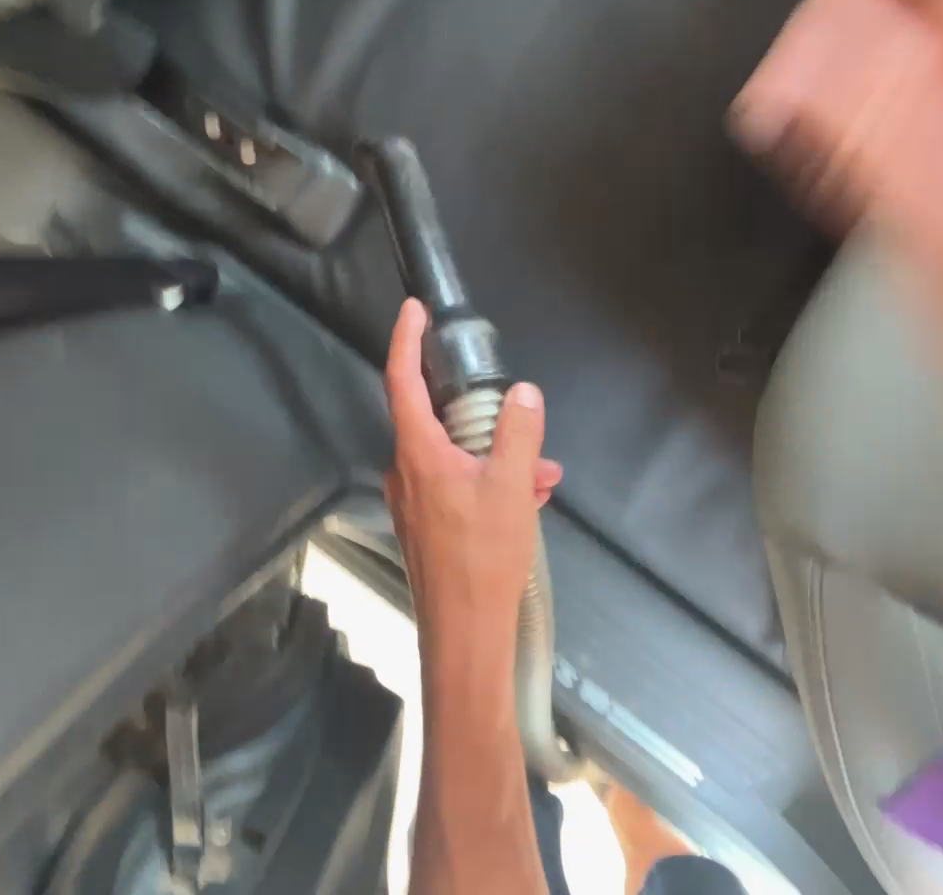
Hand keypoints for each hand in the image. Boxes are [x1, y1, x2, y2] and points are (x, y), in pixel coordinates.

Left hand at [383, 298, 560, 642]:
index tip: (413, 310)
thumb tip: (523, 393)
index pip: (401, 380)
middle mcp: (406, 471)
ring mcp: (414, 500)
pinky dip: (491, 482)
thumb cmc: (483, 556)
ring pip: (455, 456)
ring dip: (498, 455)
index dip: (405, 340)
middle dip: (481, 413)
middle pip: (435, 418)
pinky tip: (529, 497)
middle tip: (518, 415)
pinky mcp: (428, 525)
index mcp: (417, 452)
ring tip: (542, 471)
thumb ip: (517, 433)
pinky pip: (458, 485)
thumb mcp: (511, 487)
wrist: (464, 633)